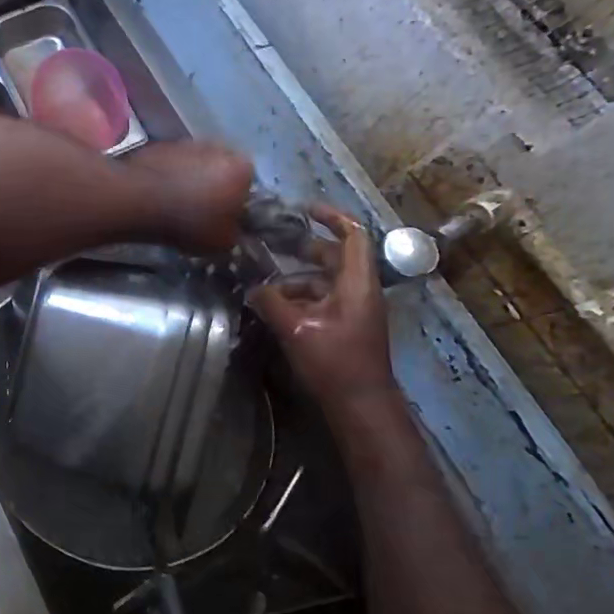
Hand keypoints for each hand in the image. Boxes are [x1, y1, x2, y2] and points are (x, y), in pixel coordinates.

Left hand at [125, 141, 254, 254]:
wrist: (142, 200)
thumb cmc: (191, 223)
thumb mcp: (223, 242)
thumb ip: (235, 233)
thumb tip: (232, 229)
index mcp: (243, 167)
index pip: (247, 186)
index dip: (235, 204)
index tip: (221, 220)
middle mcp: (220, 147)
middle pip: (222, 171)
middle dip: (213, 188)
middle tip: (198, 213)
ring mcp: (188, 142)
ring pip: (196, 165)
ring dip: (189, 181)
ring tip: (175, 206)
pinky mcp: (161, 145)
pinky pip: (171, 164)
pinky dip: (168, 176)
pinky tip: (158, 196)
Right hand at [247, 204, 397, 401]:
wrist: (359, 404)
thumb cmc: (334, 363)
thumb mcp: (297, 330)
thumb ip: (272, 304)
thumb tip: (253, 287)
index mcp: (357, 283)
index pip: (353, 236)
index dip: (331, 217)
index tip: (304, 210)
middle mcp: (360, 291)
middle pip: (335, 257)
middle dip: (304, 249)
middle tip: (273, 246)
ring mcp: (355, 310)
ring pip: (325, 281)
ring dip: (297, 280)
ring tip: (264, 286)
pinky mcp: (346, 327)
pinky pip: (323, 301)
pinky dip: (300, 299)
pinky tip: (276, 309)